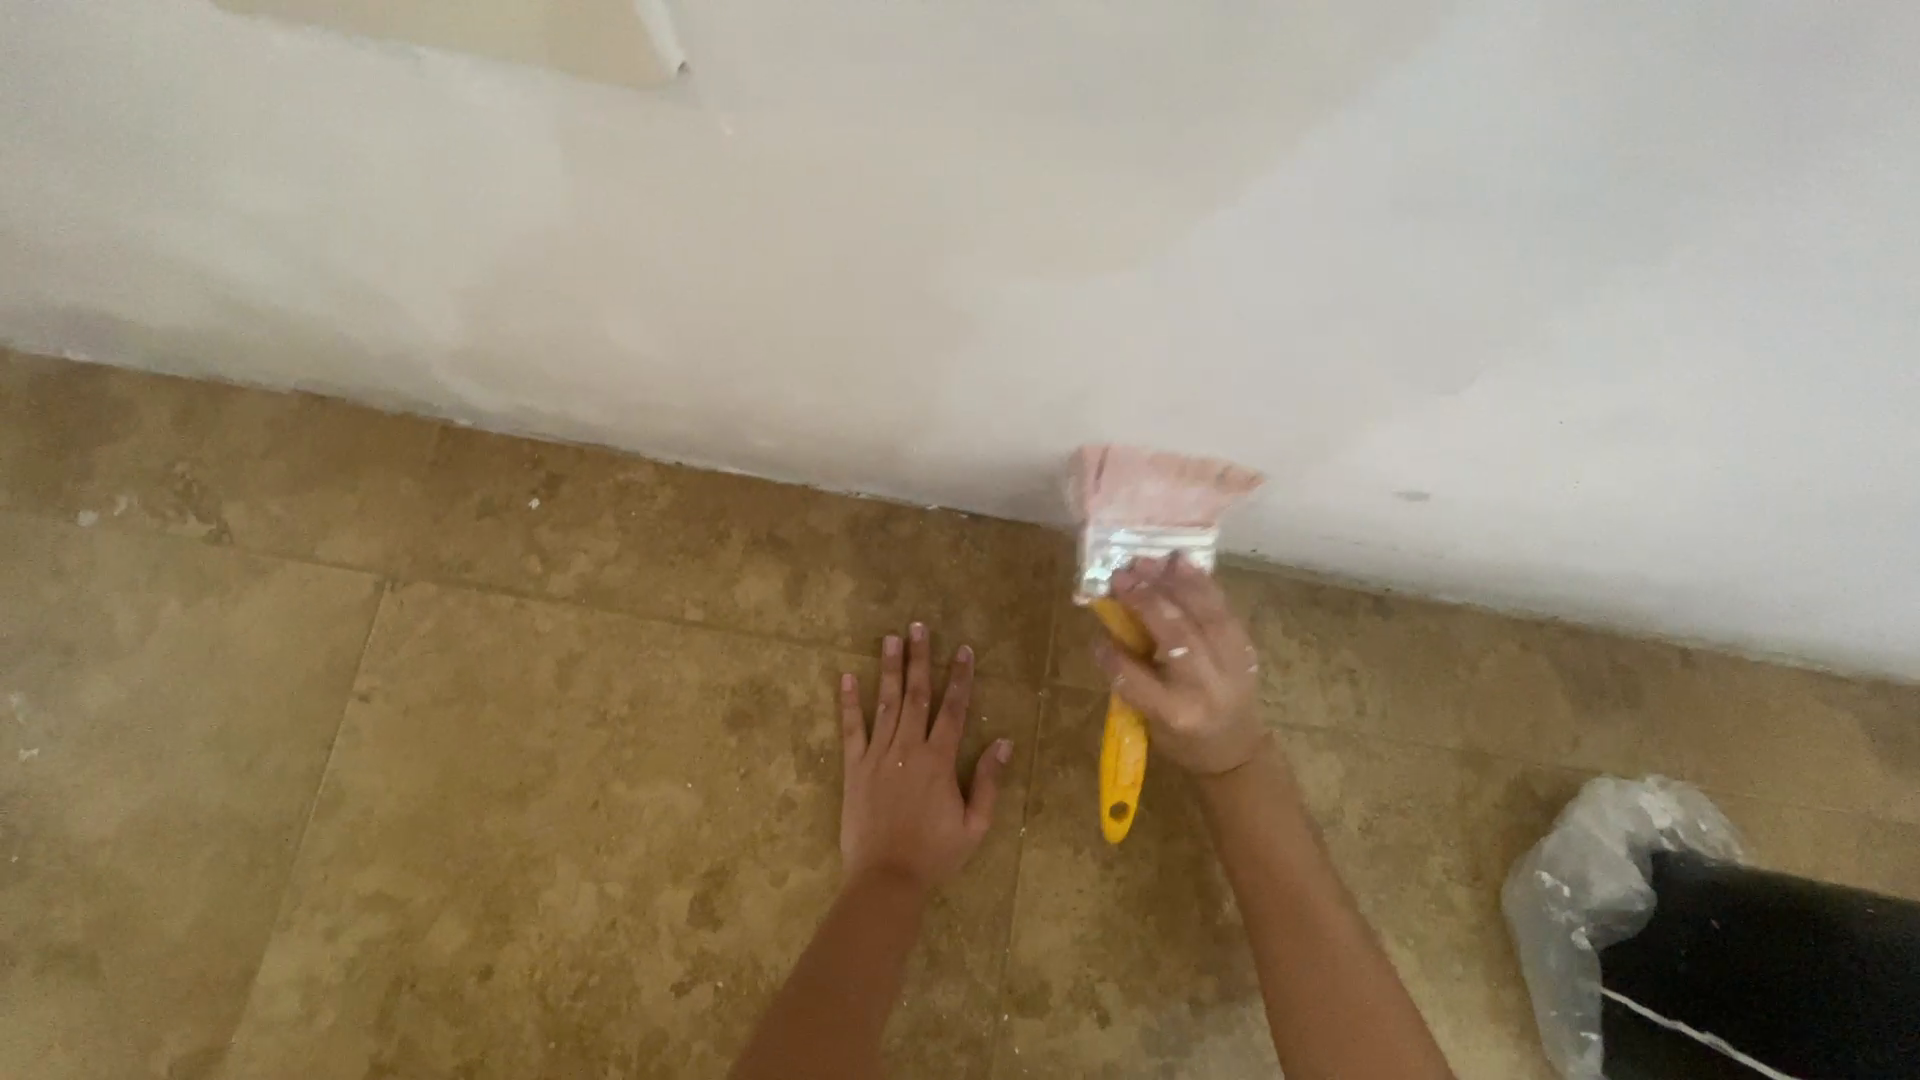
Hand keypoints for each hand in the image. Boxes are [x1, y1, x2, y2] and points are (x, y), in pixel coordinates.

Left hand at [839, 622, 1012, 892]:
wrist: (886, 879)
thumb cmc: (935, 855)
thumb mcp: (975, 825)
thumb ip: (988, 781)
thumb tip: (1004, 741)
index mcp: (940, 760)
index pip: (953, 709)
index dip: (960, 678)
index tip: (964, 649)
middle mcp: (908, 748)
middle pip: (916, 695)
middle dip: (920, 658)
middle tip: (919, 626)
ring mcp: (878, 755)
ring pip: (885, 703)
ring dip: (889, 669)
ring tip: (890, 638)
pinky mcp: (853, 768)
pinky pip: (851, 729)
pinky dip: (849, 703)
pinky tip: (846, 677)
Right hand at [1095, 556, 1267, 775]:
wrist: (1235, 748)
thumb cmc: (1181, 736)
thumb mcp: (1149, 717)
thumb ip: (1132, 675)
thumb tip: (1110, 628)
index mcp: (1175, 714)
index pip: (1137, 680)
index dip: (1113, 657)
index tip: (1096, 638)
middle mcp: (1206, 689)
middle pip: (1177, 639)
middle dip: (1146, 602)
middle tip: (1120, 577)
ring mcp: (1232, 667)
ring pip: (1205, 617)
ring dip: (1174, 584)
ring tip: (1148, 562)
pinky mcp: (1246, 649)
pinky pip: (1223, 610)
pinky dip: (1201, 584)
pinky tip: (1180, 563)